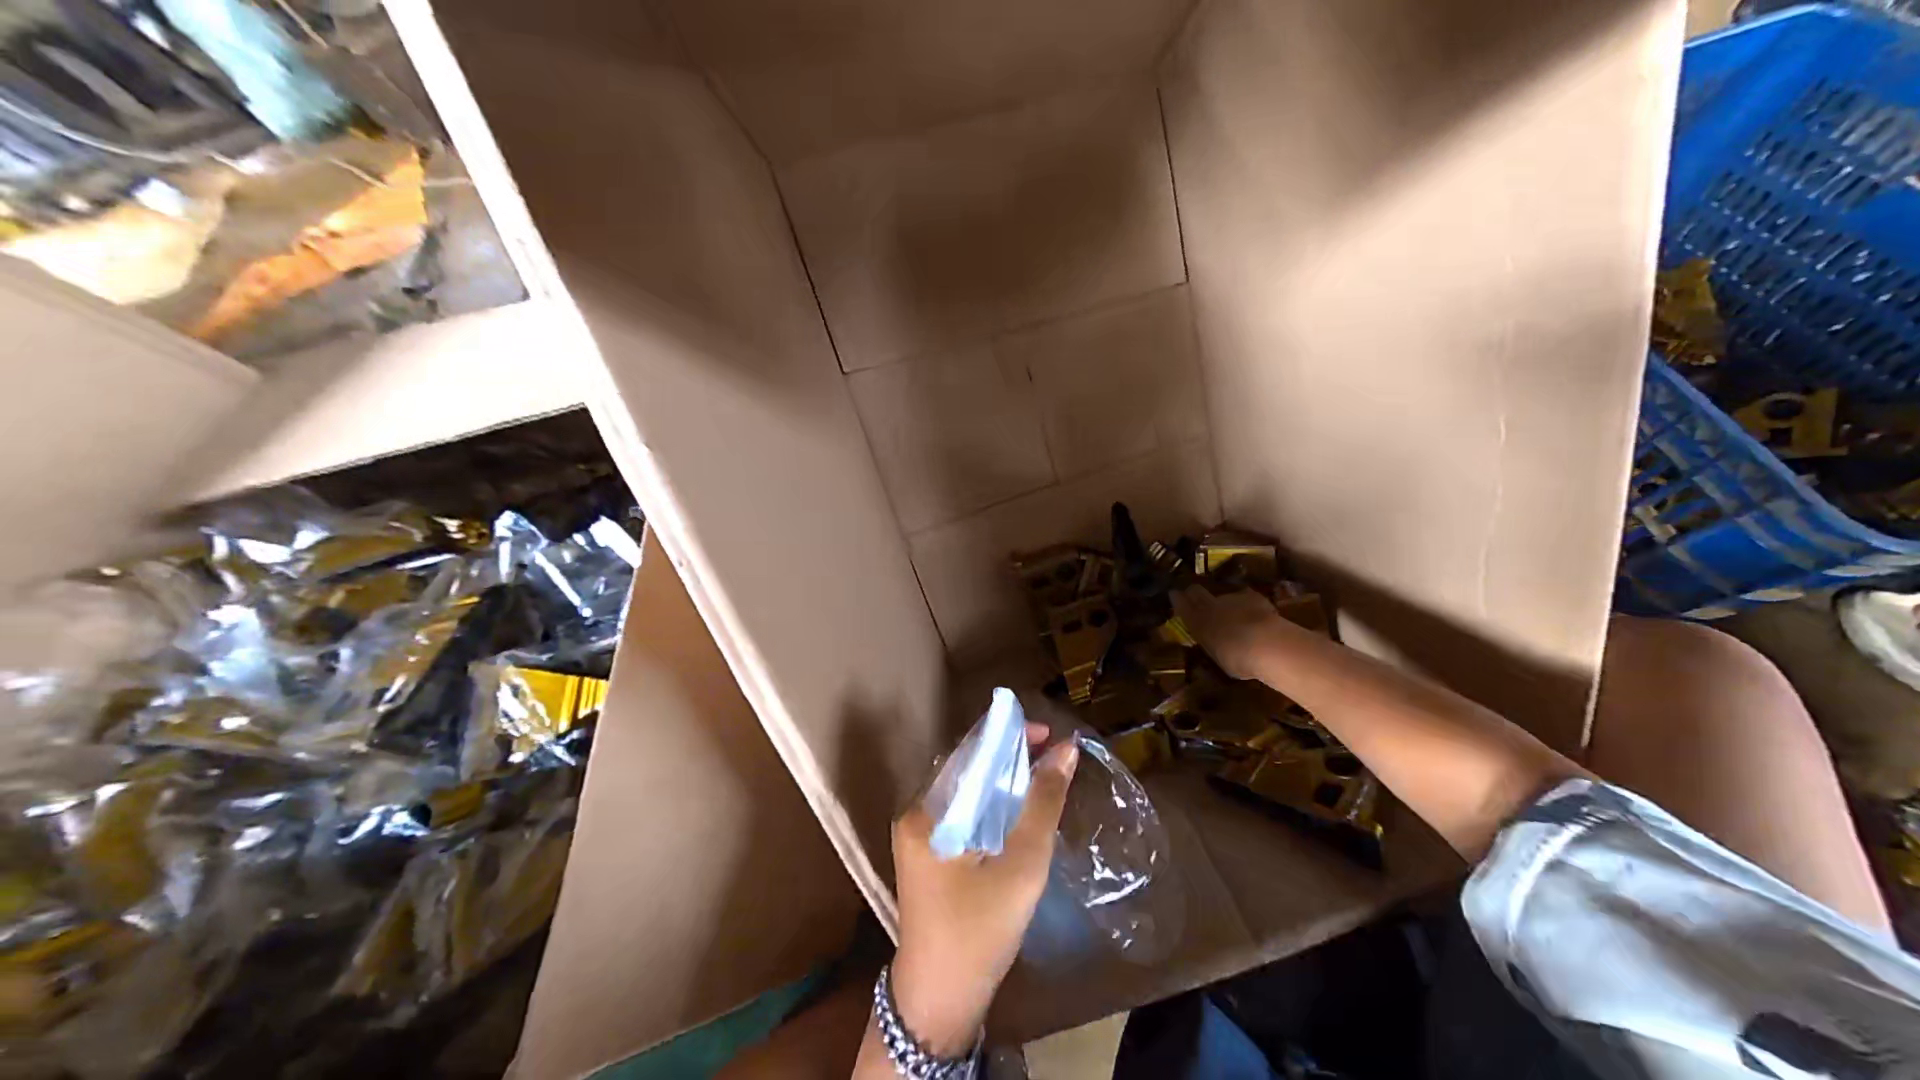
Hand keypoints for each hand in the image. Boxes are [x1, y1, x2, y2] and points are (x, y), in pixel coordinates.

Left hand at [888, 723, 1077, 1054]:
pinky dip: (993, 803)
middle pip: (966, 768)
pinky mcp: (930, 856)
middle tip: (1053, 751)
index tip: (1048, 732)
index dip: (1008, 734)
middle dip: (1009, 754)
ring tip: (1043, 772)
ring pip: (967, 790)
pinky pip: (964, 813)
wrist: (941, 1000)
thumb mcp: (1021, 865)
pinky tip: (1020, 807)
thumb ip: (1042, 803)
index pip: (969, 752)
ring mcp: (920, 837)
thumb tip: (1066, 750)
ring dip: (1003, 778)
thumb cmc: (979, 931)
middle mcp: (916, 815)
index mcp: (926, 811)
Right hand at [1172, 585, 1288, 680]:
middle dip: (1193, 592)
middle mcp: (1210, 606)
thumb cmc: (1237, 659)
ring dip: (1224, 601)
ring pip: (1222, 594)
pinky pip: (1245, 597)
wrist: (1267, 644)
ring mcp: (1231, 598)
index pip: (1181, 604)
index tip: (1174, 594)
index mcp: (1197, 622)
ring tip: (1231, 610)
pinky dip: (1246, 603)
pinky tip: (1254, 612)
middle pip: (1196, 591)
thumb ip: (1212, 643)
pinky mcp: (1252, 596)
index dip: (1177, 598)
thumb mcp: (1217, 655)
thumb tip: (1213, 640)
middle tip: (1193, 594)